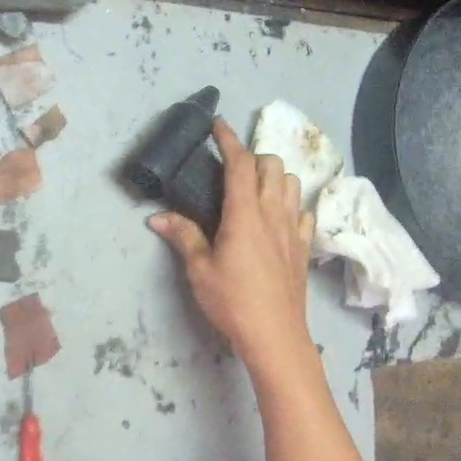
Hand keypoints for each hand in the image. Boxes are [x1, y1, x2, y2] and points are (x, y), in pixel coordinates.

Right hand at [149, 121, 316, 362]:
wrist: (275, 336)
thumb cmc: (232, 301)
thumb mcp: (199, 269)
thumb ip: (182, 236)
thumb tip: (156, 216)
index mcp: (245, 213)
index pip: (240, 164)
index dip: (228, 139)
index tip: (217, 124)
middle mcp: (274, 213)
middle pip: (272, 166)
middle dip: (252, 157)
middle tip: (231, 167)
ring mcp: (294, 230)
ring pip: (292, 184)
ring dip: (274, 177)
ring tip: (254, 187)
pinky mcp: (304, 248)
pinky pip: (303, 212)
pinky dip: (291, 204)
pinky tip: (278, 217)